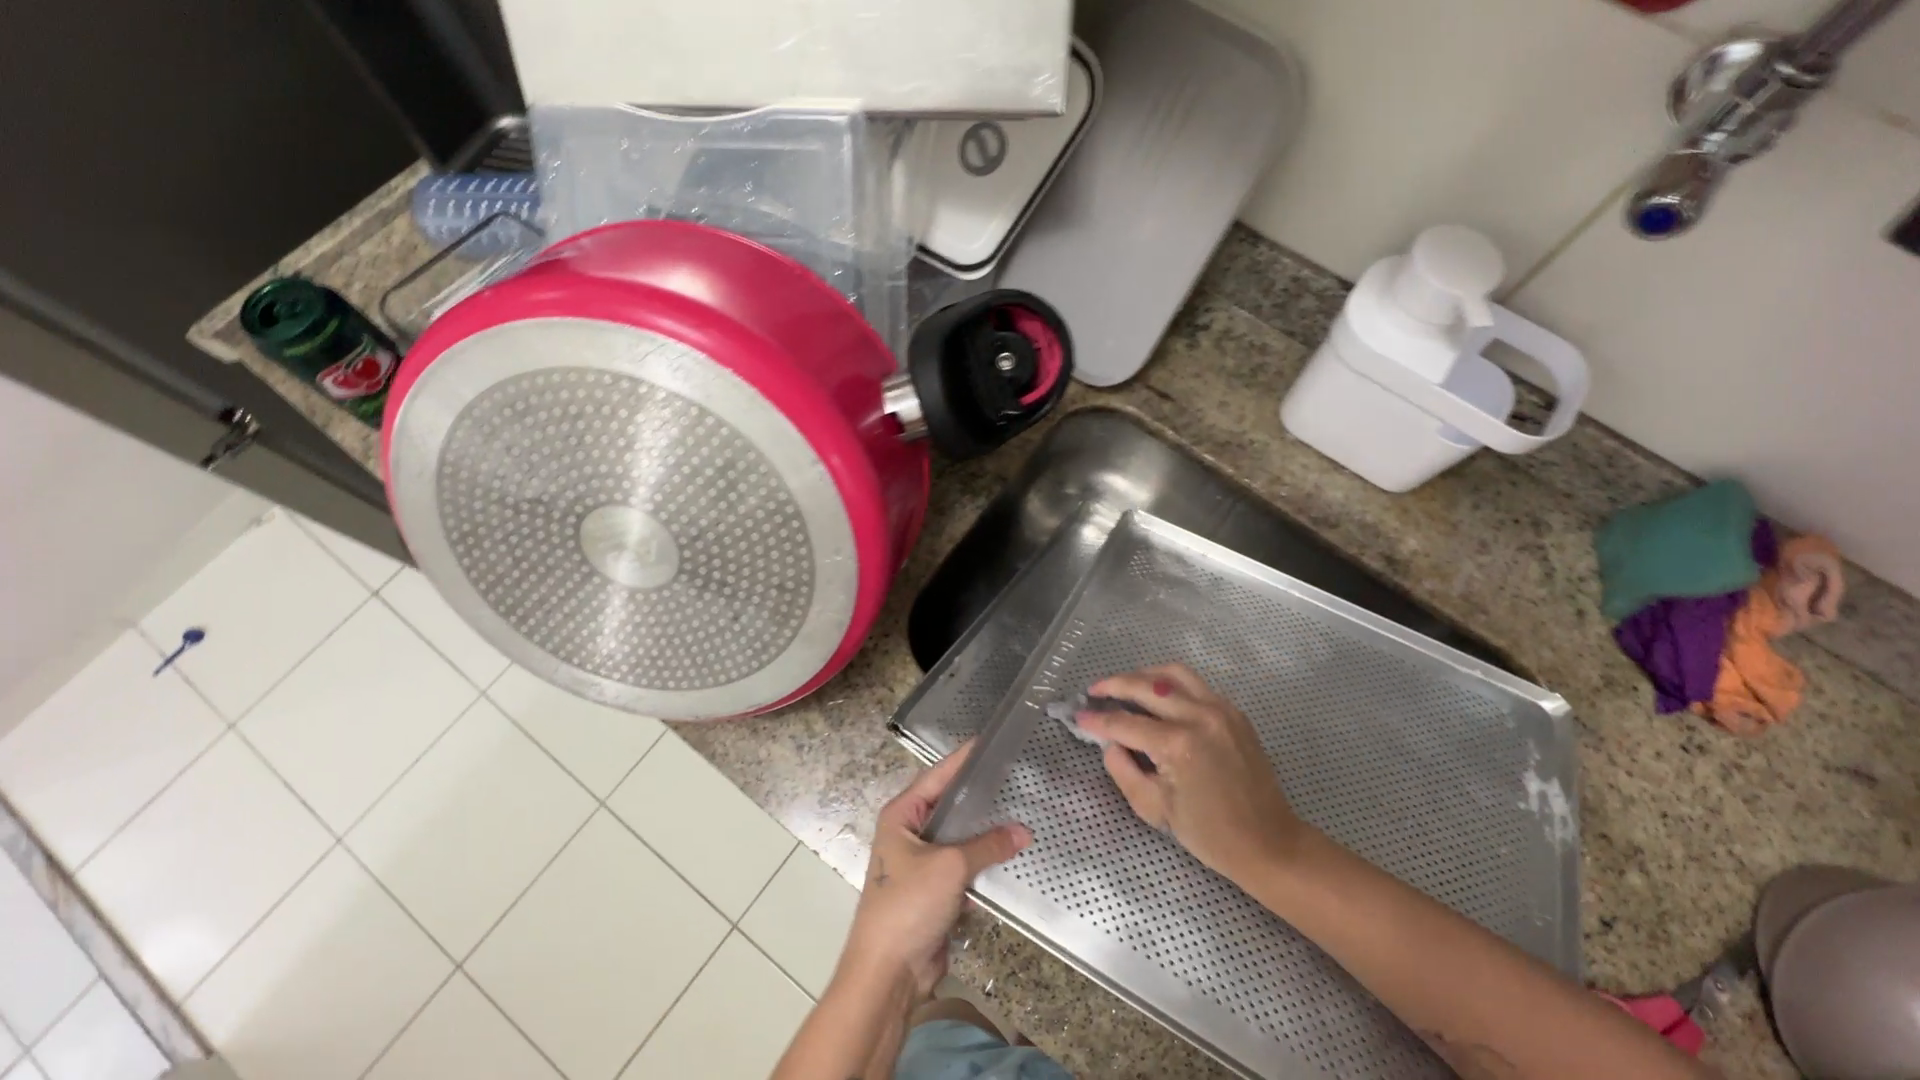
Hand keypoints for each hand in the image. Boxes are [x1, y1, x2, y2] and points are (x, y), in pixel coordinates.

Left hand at [836, 742, 1031, 1002]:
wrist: (889, 970)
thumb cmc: (908, 904)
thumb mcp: (950, 867)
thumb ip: (988, 845)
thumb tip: (1024, 831)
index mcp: (901, 815)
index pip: (936, 776)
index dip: (962, 759)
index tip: (989, 741)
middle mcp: (908, 833)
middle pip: (949, 806)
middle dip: (980, 798)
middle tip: (1017, 778)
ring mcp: (921, 863)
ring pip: (959, 839)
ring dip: (984, 834)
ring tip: (1022, 814)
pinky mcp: (934, 890)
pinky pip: (963, 867)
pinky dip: (982, 864)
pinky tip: (1010, 856)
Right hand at [1077, 664, 1306, 883]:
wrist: (1267, 840)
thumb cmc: (1208, 833)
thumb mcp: (1153, 808)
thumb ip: (1123, 769)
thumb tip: (1110, 742)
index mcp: (1178, 744)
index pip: (1125, 723)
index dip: (1097, 720)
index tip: (1078, 717)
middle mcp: (1200, 716)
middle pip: (1147, 686)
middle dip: (1115, 685)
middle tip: (1094, 691)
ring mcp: (1221, 710)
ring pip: (1174, 674)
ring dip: (1144, 675)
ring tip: (1124, 684)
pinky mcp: (1234, 712)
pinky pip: (1196, 685)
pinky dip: (1171, 684)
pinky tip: (1157, 696)